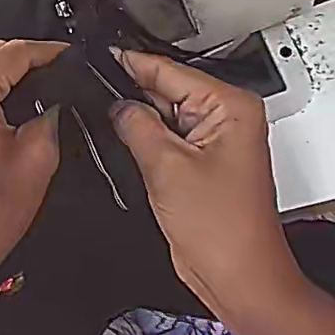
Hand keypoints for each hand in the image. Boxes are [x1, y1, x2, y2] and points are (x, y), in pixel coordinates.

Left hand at [0, 40, 65, 293]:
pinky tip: (7, 101)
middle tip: (60, 74)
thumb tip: (55, 93)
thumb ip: (52, 111)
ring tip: (38, 88)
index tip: (72, 57)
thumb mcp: (38, 157)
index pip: (15, 51)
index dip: (50, 52)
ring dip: (5, 72)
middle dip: (27, 60)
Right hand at [108, 50, 300, 310]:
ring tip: (110, 125)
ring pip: (165, 116)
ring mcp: (215, 141)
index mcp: (232, 106)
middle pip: (168, 90)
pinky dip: (148, 142)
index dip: (132, 64)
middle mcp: (228, 118)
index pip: (172, 71)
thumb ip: (136, 125)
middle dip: (132, 95)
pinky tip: (128, 146)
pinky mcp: (203, 162)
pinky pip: (169, 140)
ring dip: (139, 121)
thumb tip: (117, 104)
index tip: (102, 58)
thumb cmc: (225, 231)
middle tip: (96, 97)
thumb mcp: (167, 167)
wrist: (238, 277)